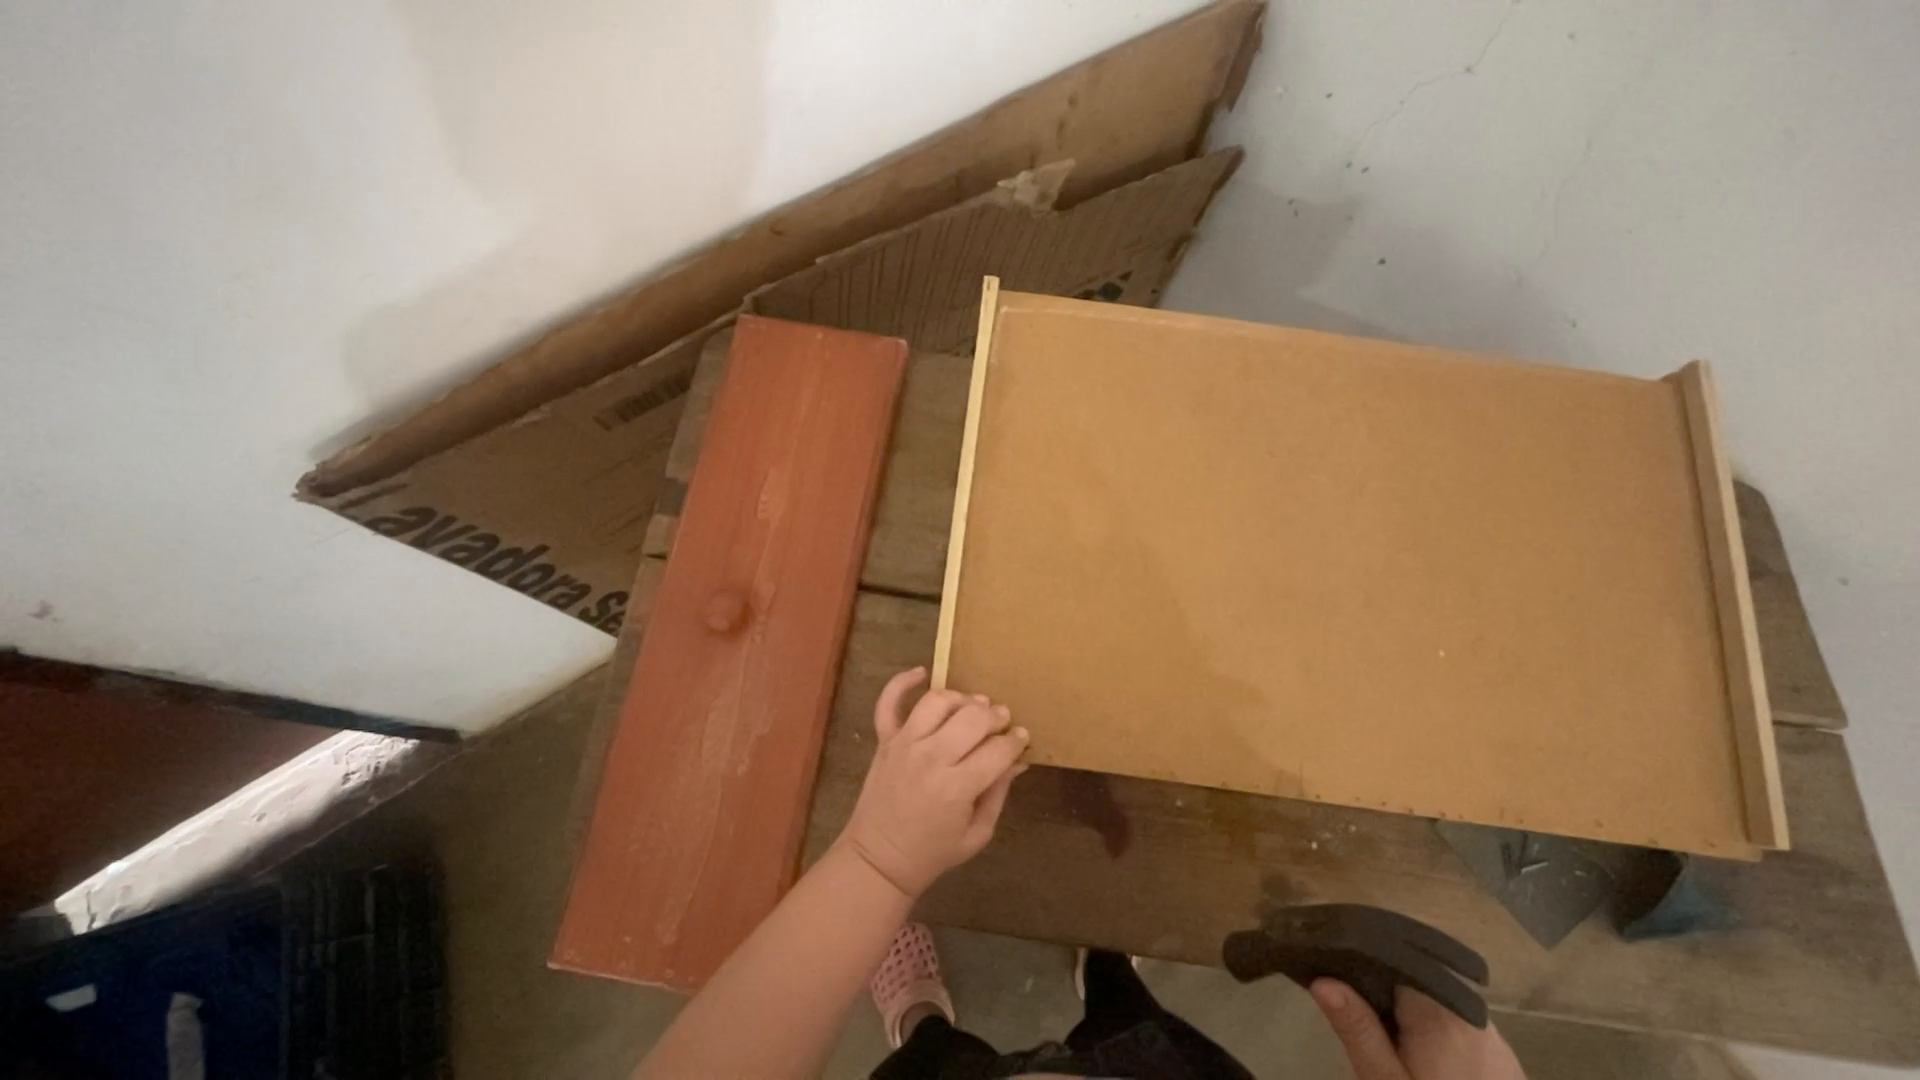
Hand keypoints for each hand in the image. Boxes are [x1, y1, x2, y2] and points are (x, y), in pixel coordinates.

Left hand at [834, 667, 1029, 897]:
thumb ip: (998, 792)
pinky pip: (889, 702)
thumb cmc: (933, 851)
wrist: (879, 858)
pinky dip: (903, 682)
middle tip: (1002, 722)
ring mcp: (904, 744)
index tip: (1022, 739)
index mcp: (956, 787)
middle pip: (973, 718)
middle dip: (996, 716)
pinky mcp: (885, 740)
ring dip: (962, 699)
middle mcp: (931, 758)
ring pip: (938, 701)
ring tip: (974, 707)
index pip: (998, 750)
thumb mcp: (977, 832)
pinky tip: (922, 672)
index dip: (1016, 741)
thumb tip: (1018, 760)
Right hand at [1311, 980, 1526, 1079]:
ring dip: (1414, 1021)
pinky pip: (1463, 1031)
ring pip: (1439, 1008)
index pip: (1391, 964)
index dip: (1362, 972)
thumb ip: (1357, 1029)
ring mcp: (1496, 1040)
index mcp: (1439, 1014)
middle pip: (1416, 986)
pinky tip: (1430, 1070)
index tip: (1338, 986)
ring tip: (1395, 1056)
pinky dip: (1440, 1039)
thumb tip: (1322, 979)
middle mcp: (1473, 1015)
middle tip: (1364, 1034)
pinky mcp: (1508, 1064)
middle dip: (1387, 1002)